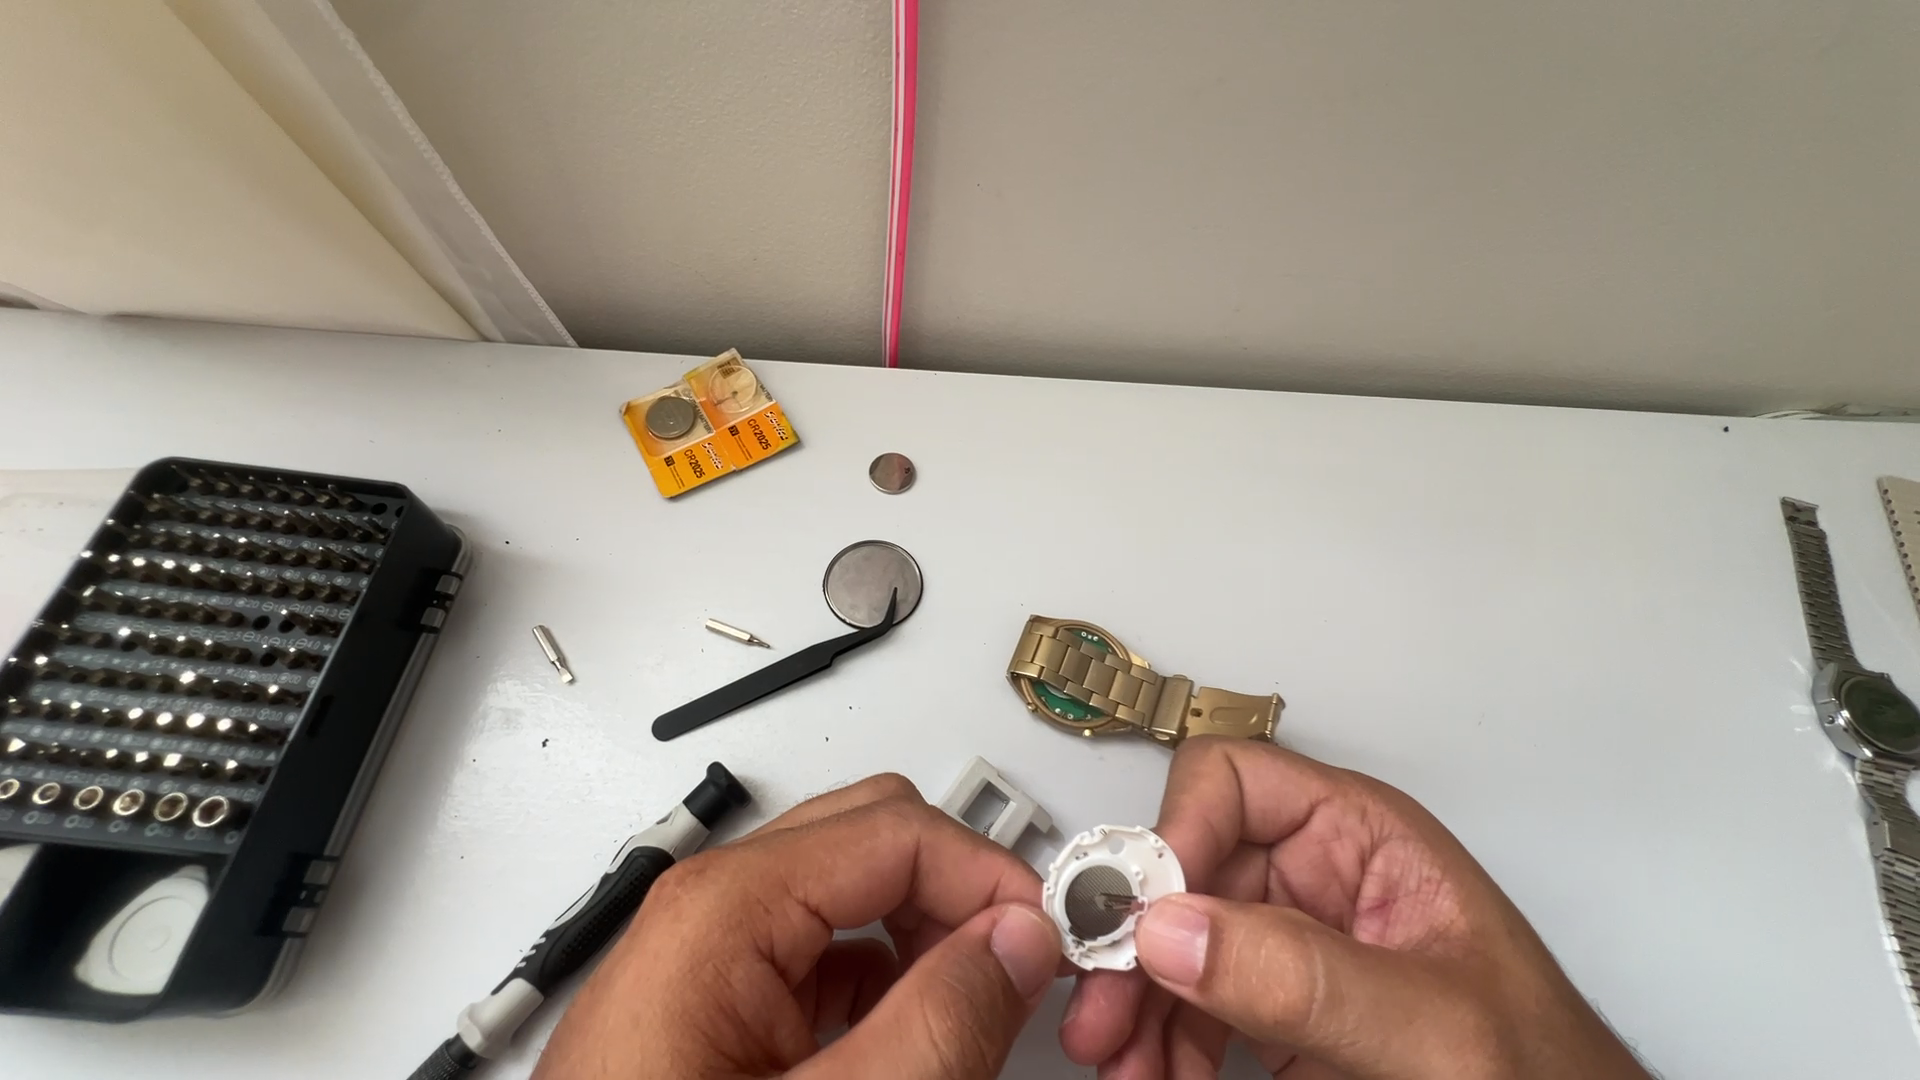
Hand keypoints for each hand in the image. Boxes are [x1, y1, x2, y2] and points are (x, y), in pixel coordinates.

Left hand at [533, 773, 1061, 1079]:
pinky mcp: (722, 990)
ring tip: (968, 1003)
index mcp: (728, 907)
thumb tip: (1018, 940)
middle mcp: (716, 903)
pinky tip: (905, 1031)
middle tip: (1012, 962)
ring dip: (928, 929)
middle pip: (877, 834)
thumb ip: (936, 1028)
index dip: (986, 873)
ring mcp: (716, 944)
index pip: (898, 830)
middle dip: (958, 887)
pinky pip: (829, 944)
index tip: (1045, 933)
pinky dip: (887, 971)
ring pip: (858, 884)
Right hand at [1060, 737, 1651, 1078]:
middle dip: (1136, 940)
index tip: (1144, 922)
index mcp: (1356, 833)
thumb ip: (1306, 976)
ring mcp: (1285, 937)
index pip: (1231, 782)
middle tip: (1102, 1011)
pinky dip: (1159, 1036)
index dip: (1176, 835)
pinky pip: (1189, 997)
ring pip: (1173, 937)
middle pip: (1183, 867)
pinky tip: (1152, 1072)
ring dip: (1136, 998)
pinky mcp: (1272, 1001)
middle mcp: (1309, 870)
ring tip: (1117, 1060)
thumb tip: (1169, 929)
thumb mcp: (1436, 1034)